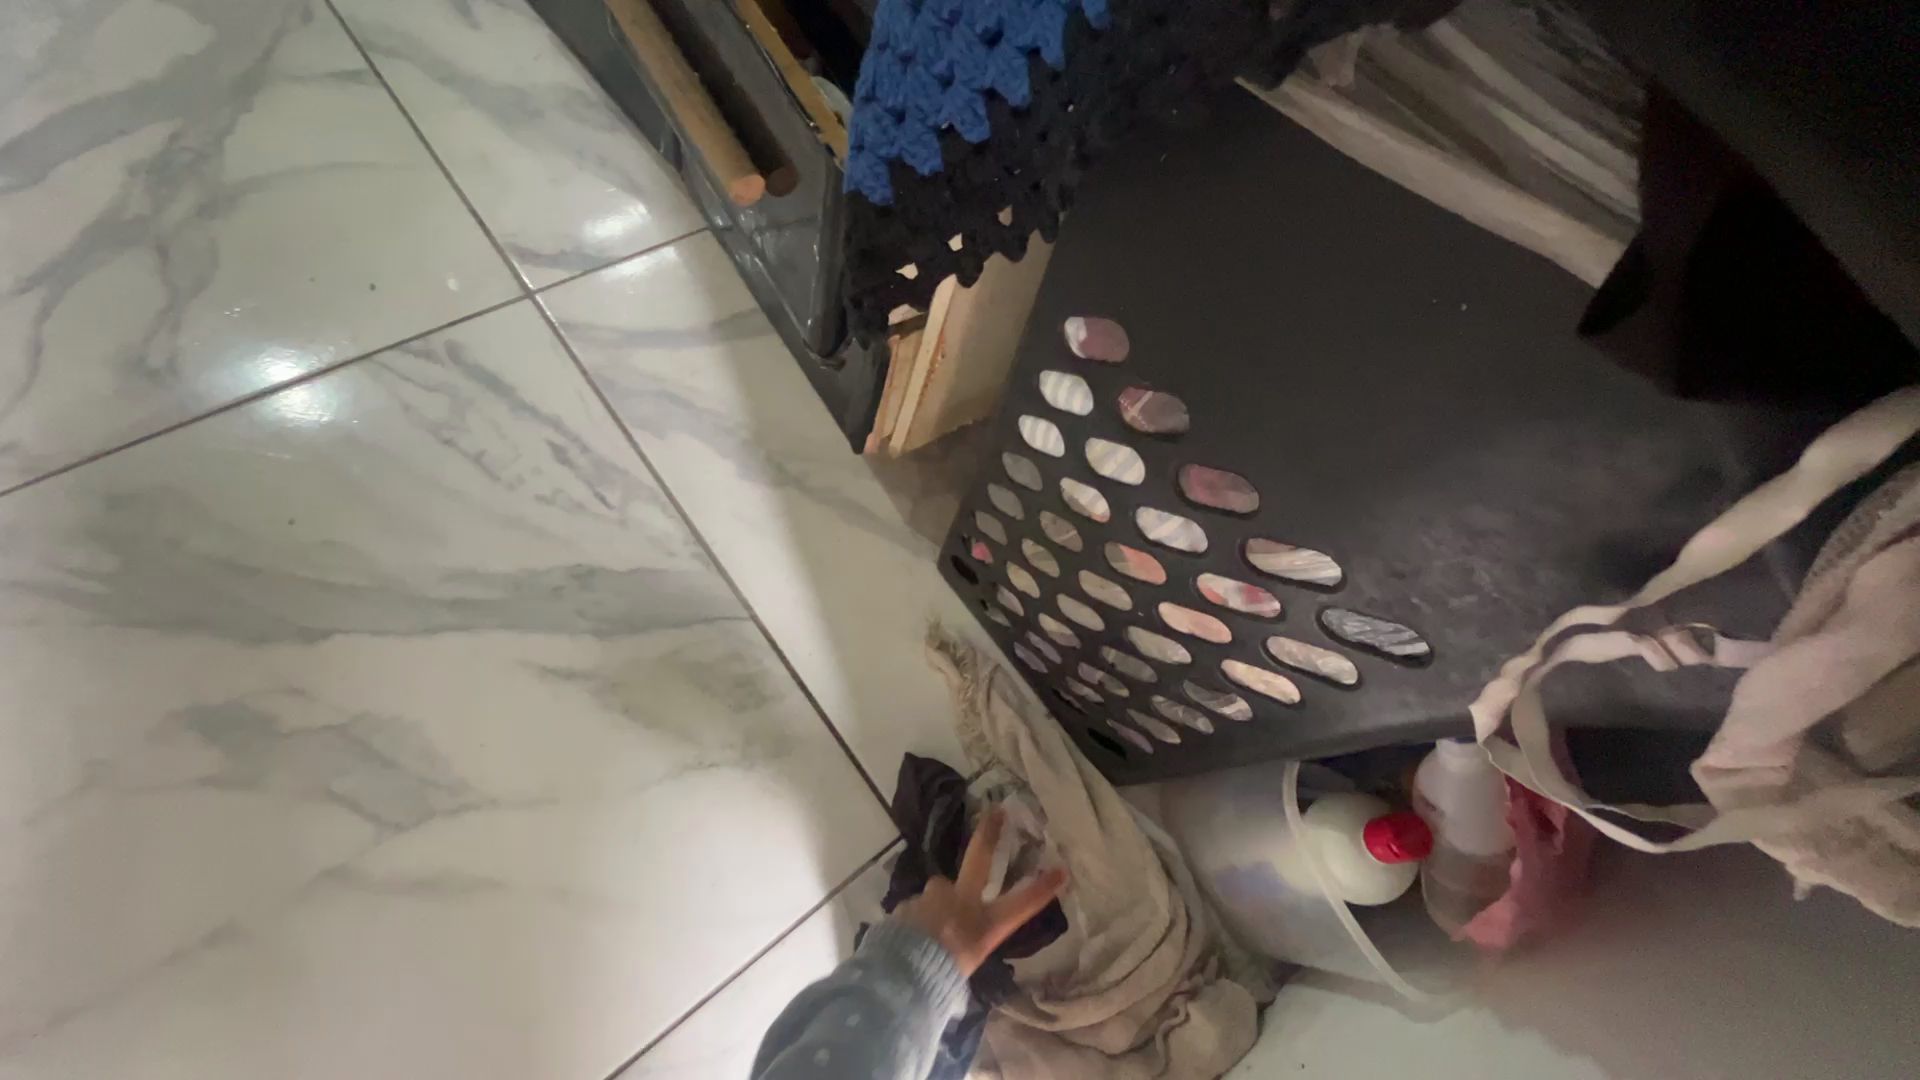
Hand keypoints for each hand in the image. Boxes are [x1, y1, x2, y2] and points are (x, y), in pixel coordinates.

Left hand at [896, 807, 1068, 975]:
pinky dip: (916, 919)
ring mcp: (933, 896)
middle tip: (996, 811)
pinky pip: (916, 909)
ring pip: (938, 894)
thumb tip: (957, 932)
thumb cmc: (941, 981)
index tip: (1062, 871)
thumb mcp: (968, 964)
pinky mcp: (909, 900)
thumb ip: (968, 940)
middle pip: (980, 858)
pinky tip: (910, 937)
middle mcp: (961, 901)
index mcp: (984, 925)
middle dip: (990, 833)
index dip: (1042, 888)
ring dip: (936, 905)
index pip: (1021, 906)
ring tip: (927, 934)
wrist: (902, 977)